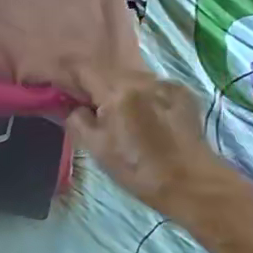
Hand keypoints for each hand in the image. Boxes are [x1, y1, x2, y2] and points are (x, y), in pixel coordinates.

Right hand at [66, 73, 252, 235]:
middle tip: (88, 108)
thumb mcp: (96, 149)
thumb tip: (72, 106)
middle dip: (96, 86)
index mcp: (118, 92)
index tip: (60, 89)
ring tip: (119, 116)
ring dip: (121, 91)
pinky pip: (153, 88)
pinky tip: (147, 120)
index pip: (83, 68)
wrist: (192, 183)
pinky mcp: (184, 93)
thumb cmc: (138, 170)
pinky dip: (143, 98)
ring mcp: (167, 84)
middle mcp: (144, 79)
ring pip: (133, 79)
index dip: (67, 76)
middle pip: (109, 71)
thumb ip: (77, 120)